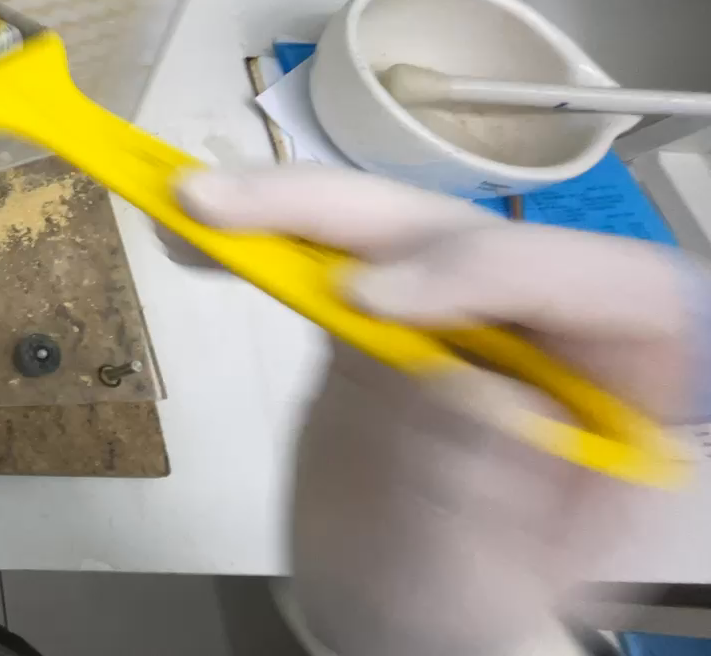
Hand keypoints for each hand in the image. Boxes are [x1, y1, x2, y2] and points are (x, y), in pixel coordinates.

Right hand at [176, 165, 700, 655]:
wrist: (392, 614)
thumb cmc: (448, 616)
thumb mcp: (463, 583)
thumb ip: (471, 493)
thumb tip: (469, 382)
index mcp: (634, 401)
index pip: (607, 292)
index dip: (493, 269)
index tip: (364, 299)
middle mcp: (548, 336)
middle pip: (461, 231)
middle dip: (338, 213)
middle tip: (218, 208)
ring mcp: (452, 319)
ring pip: (382, 226)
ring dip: (279, 208)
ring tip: (186, 206)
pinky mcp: (372, 318)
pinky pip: (321, 257)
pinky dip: (252, 238)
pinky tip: (191, 238)